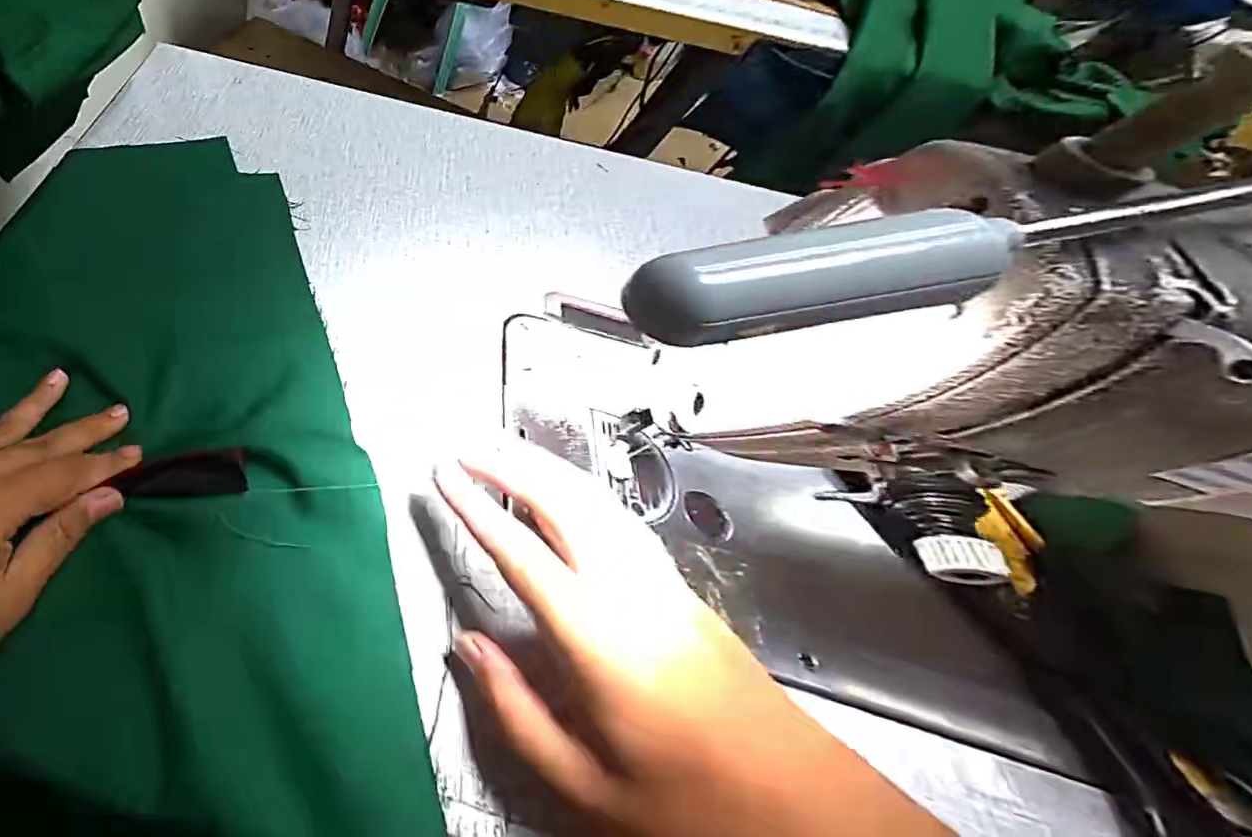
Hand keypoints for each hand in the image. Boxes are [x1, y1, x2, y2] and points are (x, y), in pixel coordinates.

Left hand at [0, 370, 136, 724]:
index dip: (102, 466)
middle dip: (81, 430)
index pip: (61, 476)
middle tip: (120, 411)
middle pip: (35, 447)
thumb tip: (107, 497)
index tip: (138, 452)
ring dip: (31, 407)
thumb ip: (56, 540)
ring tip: (59, 377)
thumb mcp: (4, 603)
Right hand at [434, 439, 948, 836]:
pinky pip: (618, 517)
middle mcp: (629, 591)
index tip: (443, 477)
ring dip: (546, 469)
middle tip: (466, 450)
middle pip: (563, 506)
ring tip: (504, 452)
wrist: (807, 809)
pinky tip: (564, 488)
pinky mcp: (680, 587)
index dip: (475, 508)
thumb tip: (466, 645)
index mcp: (598, 638)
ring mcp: (661, 582)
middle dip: (510, 468)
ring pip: (595, 502)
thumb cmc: (688, 800)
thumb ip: (515, 712)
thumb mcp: (586, 785)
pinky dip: (579, 488)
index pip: (520, 553)